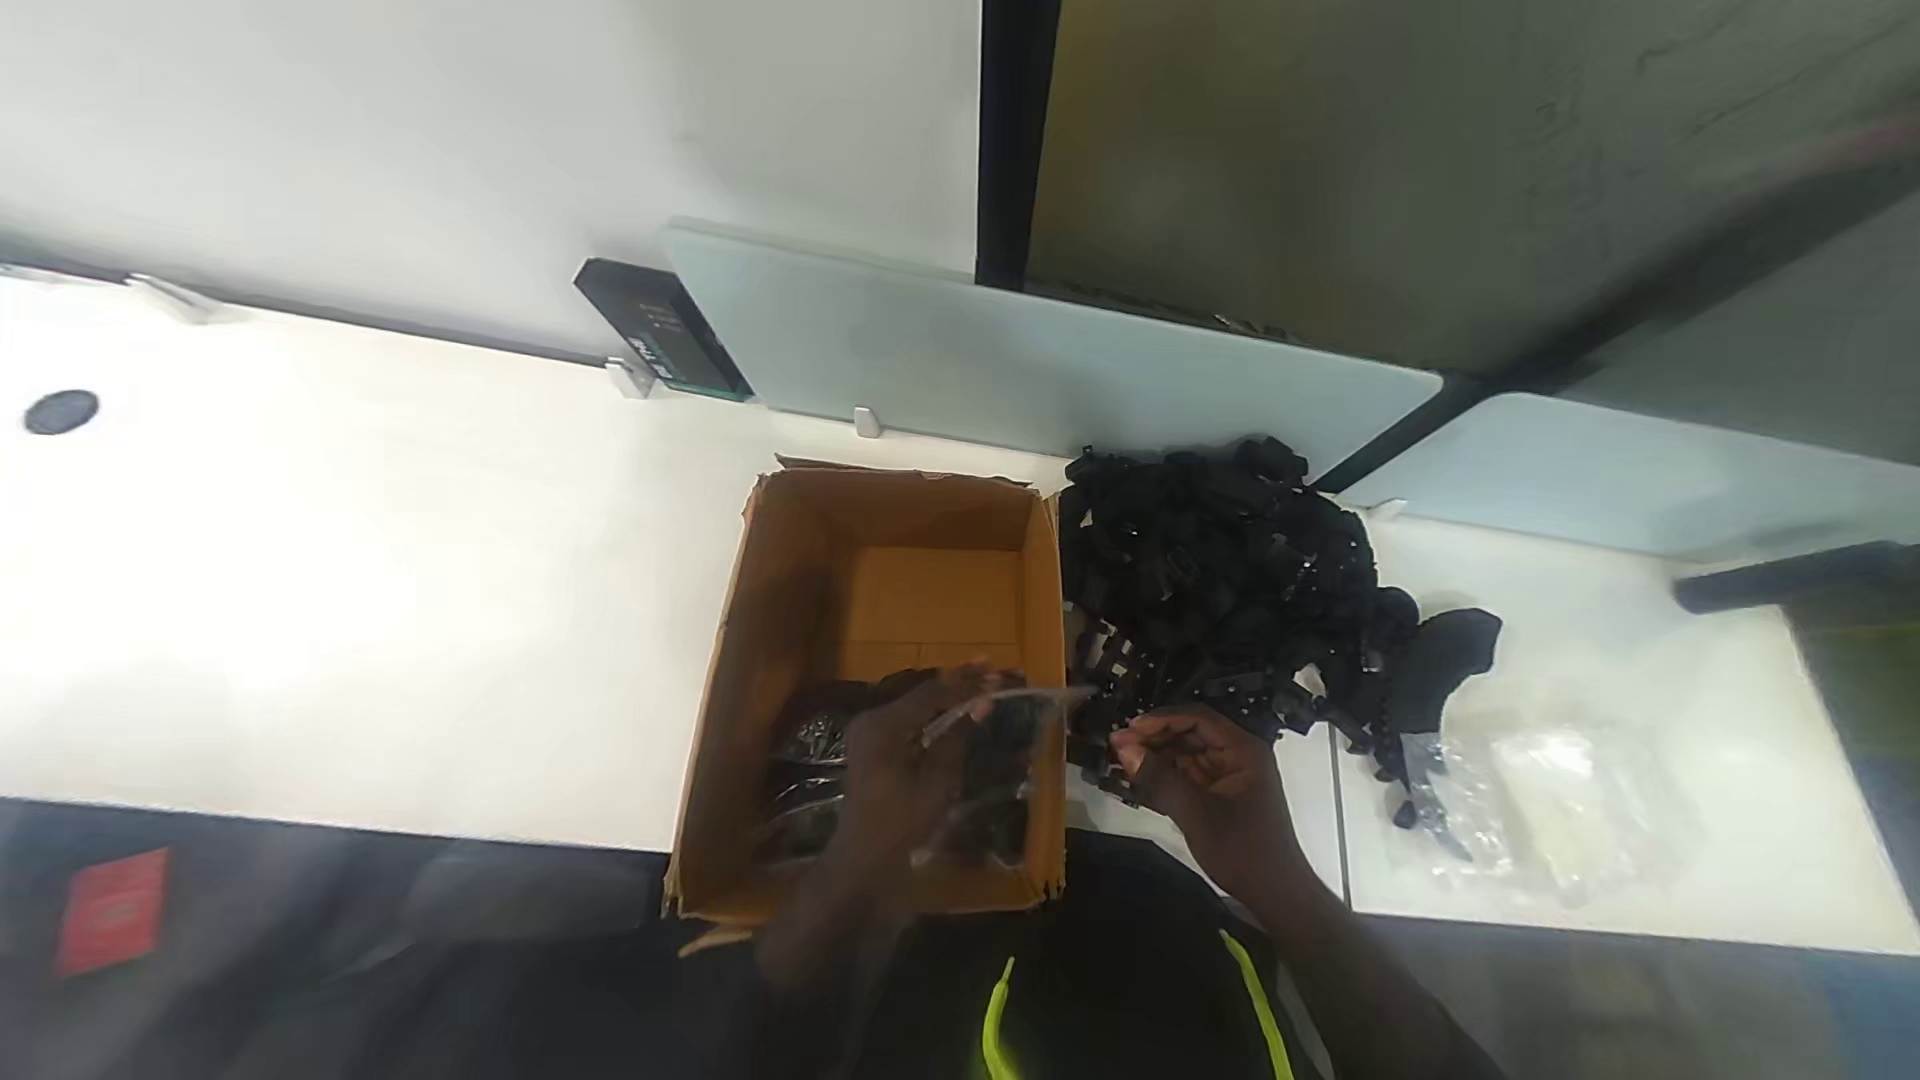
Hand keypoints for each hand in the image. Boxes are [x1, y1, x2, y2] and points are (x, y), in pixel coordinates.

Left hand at [827, 664, 1000, 881]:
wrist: (863, 857)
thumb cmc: (902, 822)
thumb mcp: (937, 780)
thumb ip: (957, 736)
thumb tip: (982, 703)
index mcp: (883, 725)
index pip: (931, 694)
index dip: (965, 683)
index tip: (994, 672)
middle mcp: (872, 718)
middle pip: (921, 693)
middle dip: (957, 682)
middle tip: (989, 667)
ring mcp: (868, 729)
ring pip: (915, 704)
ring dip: (946, 695)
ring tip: (978, 680)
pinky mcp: (872, 742)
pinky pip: (907, 718)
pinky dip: (931, 712)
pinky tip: (954, 704)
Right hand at [1110, 704, 1306, 900]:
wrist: (1275, 898)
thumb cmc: (1245, 853)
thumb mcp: (1196, 813)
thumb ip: (1159, 778)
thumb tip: (1124, 749)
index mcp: (1243, 751)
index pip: (1198, 718)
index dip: (1161, 719)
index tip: (1131, 728)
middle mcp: (1236, 756)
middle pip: (1188, 732)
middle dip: (1153, 737)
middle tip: (1119, 744)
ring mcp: (1226, 774)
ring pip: (1183, 751)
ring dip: (1154, 755)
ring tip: (1122, 759)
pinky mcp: (1217, 792)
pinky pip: (1184, 772)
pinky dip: (1162, 773)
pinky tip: (1137, 776)